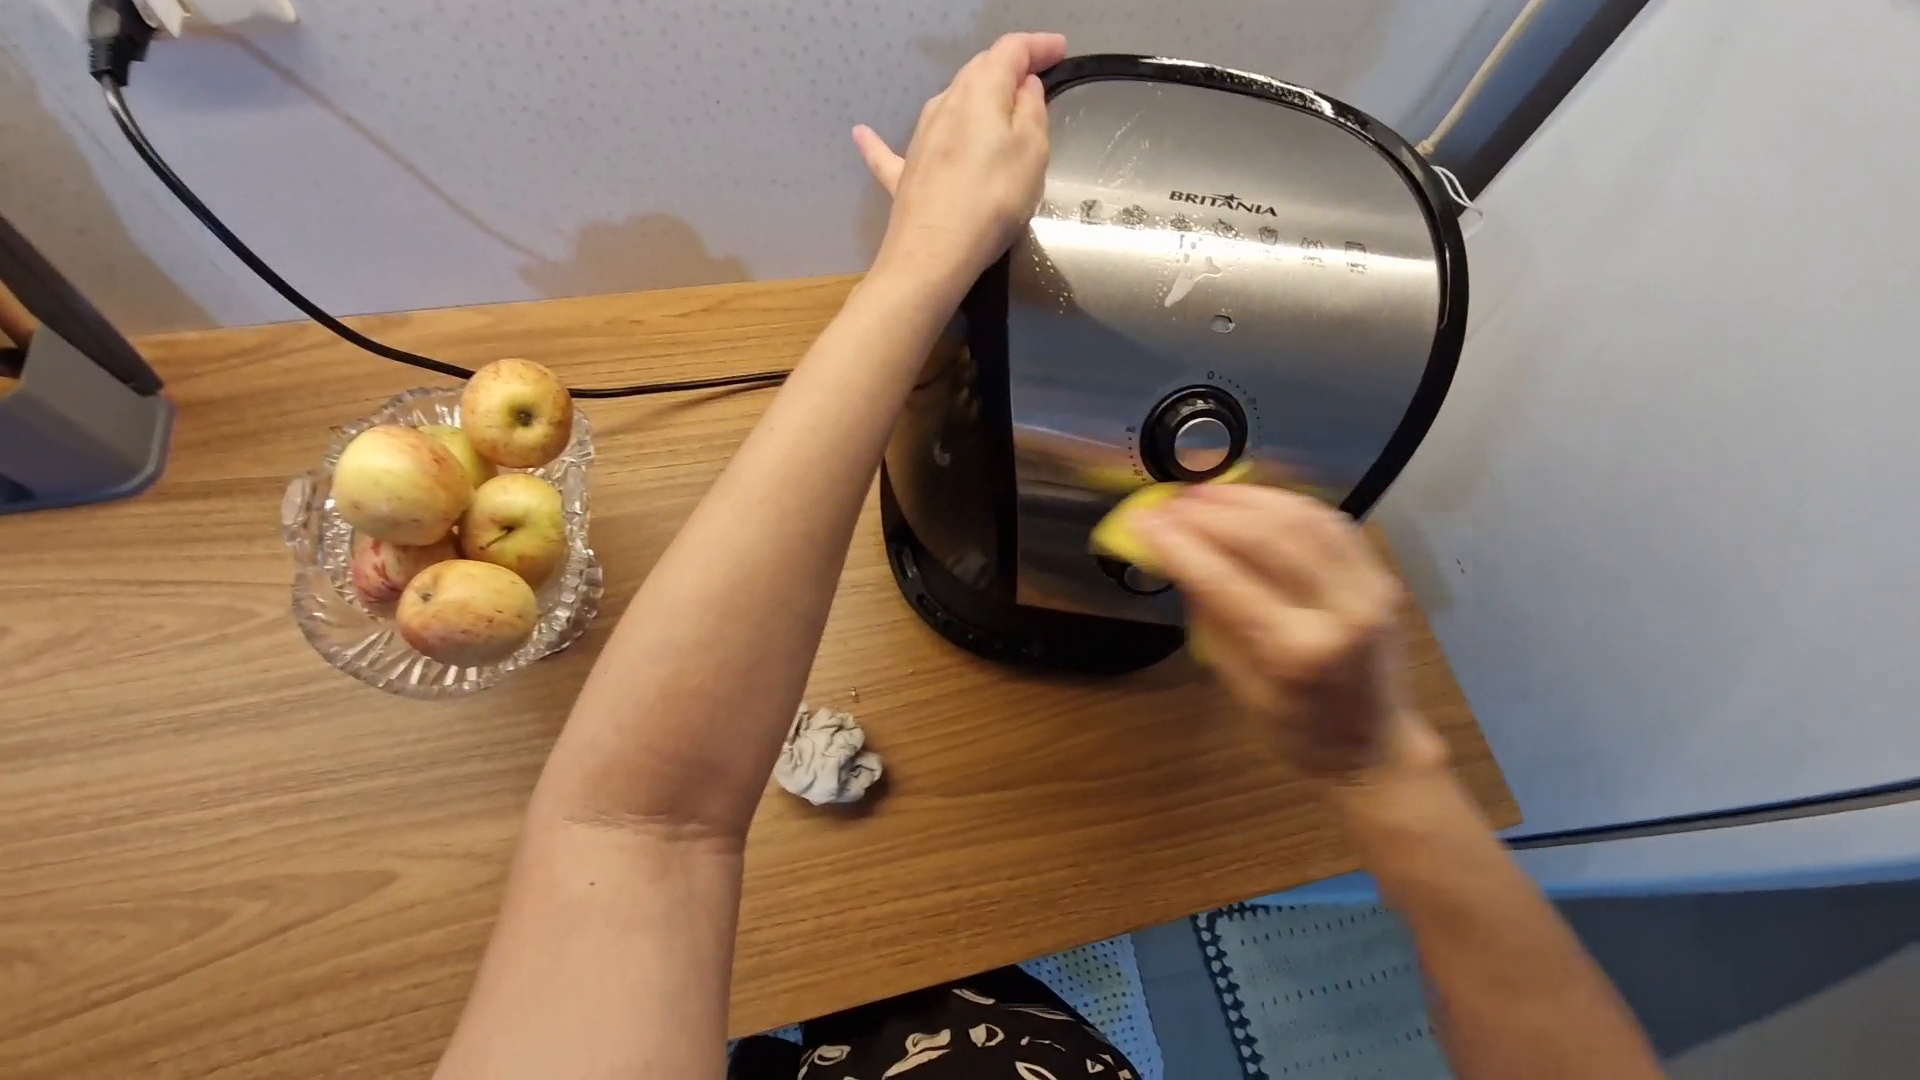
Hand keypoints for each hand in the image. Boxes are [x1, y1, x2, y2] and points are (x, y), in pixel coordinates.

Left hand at [853, 32, 1065, 289]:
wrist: (933, 255)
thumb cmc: (992, 201)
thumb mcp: (1032, 152)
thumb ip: (1032, 112)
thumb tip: (1024, 87)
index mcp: (980, 91)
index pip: (1011, 51)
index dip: (1038, 47)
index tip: (1059, 52)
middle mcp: (943, 104)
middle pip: (977, 73)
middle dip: (1006, 71)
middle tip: (1033, 83)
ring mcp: (918, 140)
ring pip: (947, 105)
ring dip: (971, 100)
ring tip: (993, 110)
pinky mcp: (903, 177)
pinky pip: (888, 152)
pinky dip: (881, 140)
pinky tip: (859, 133)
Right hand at [1131, 483, 1445, 779]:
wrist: (1377, 746)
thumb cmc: (1298, 730)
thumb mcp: (1240, 686)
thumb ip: (1212, 618)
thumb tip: (1177, 558)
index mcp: (1295, 653)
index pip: (1224, 580)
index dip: (1178, 544)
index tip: (1142, 519)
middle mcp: (1339, 611)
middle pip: (1264, 537)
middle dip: (1206, 513)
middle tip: (1168, 503)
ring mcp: (1368, 588)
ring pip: (1299, 517)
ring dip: (1243, 498)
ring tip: (1200, 494)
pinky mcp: (1380, 575)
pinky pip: (1328, 521)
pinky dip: (1283, 503)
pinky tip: (1249, 501)